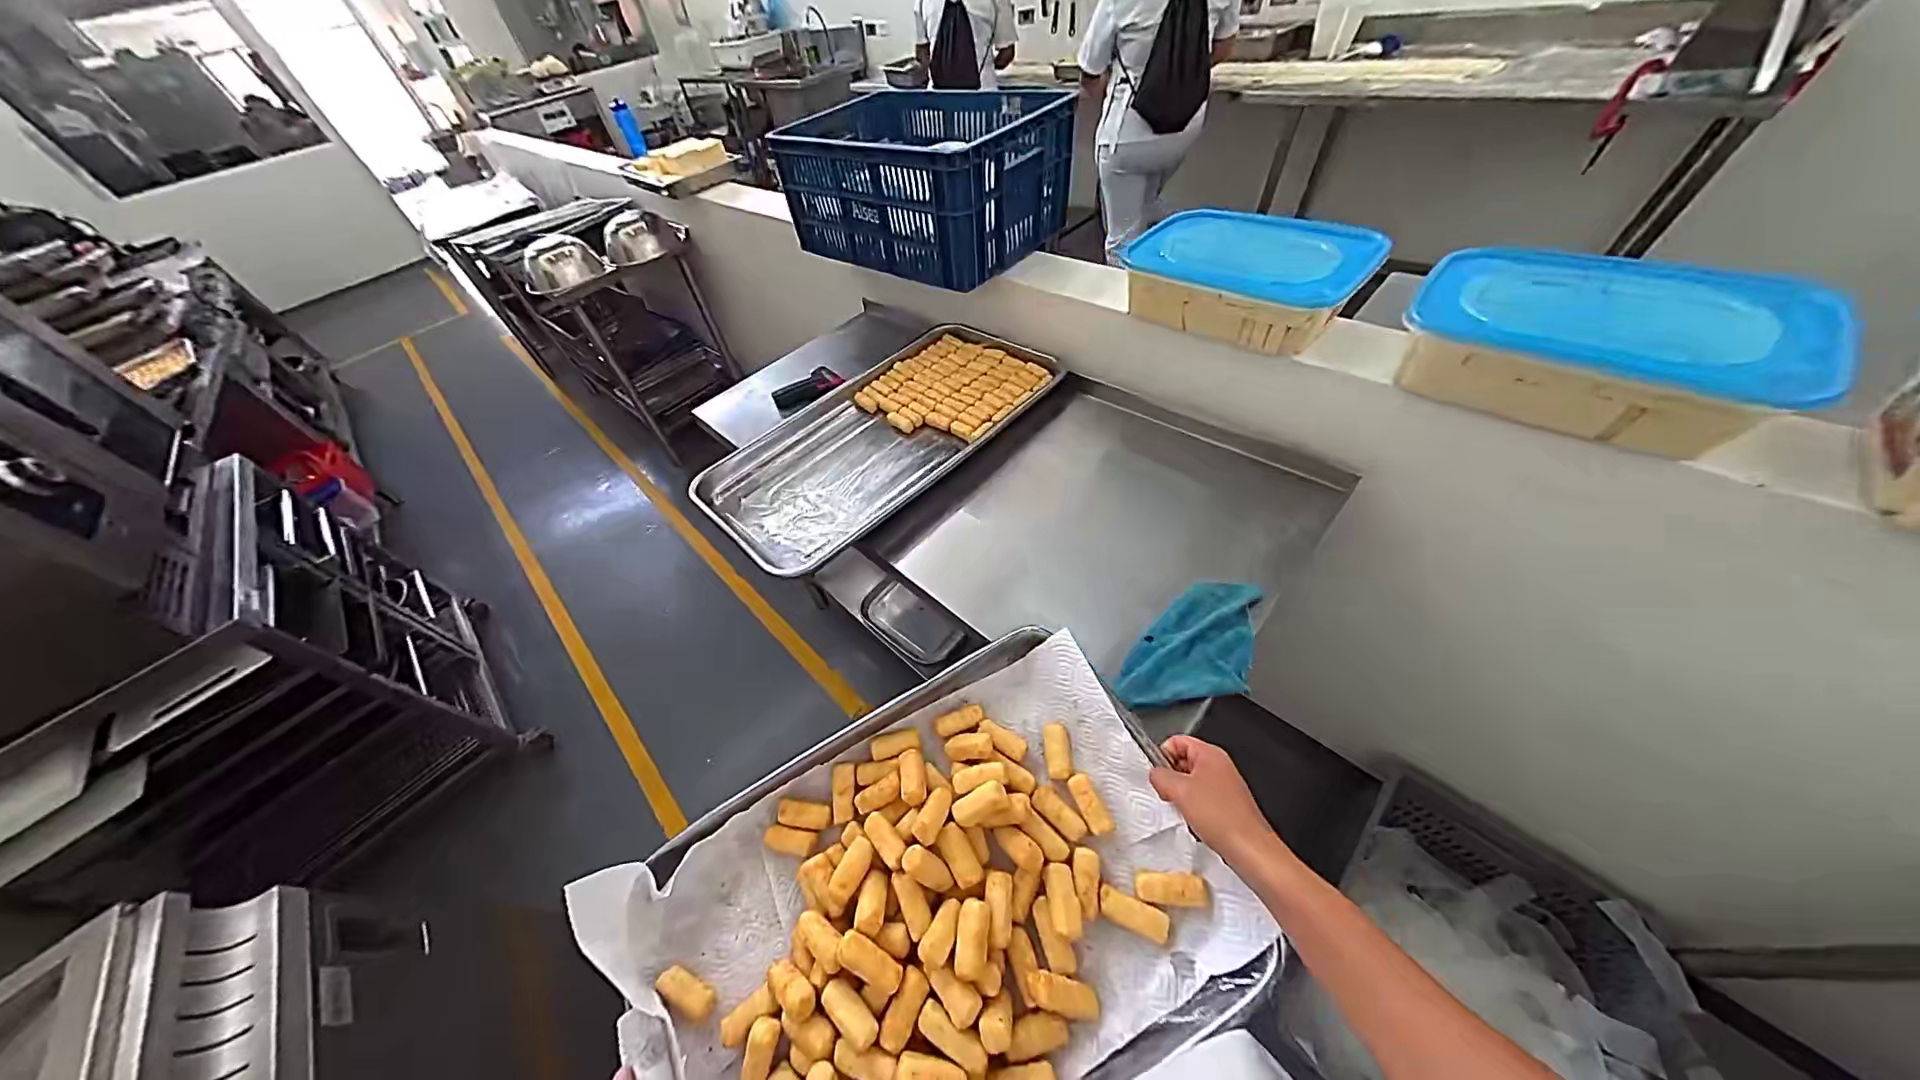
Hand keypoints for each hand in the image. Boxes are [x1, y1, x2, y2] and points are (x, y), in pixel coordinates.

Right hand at [1149, 735, 1281, 863]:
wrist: (1248, 848)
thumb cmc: (1222, 817)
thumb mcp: (1178, 790)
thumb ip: (1159, 775)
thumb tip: (1155, 774)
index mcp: (1210, 754)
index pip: (1176, 741)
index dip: (1163, 756)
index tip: (1160, 774)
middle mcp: (1219, 765)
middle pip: (1182, 760)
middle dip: (1171, 778)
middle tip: (1170, 794)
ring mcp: (1224, 784)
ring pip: (1190, 781)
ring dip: (1181, 795)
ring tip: (1184, 809)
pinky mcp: (1226, 803)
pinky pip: (1200, 797)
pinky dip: (1192, 807)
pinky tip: (1194, 819)